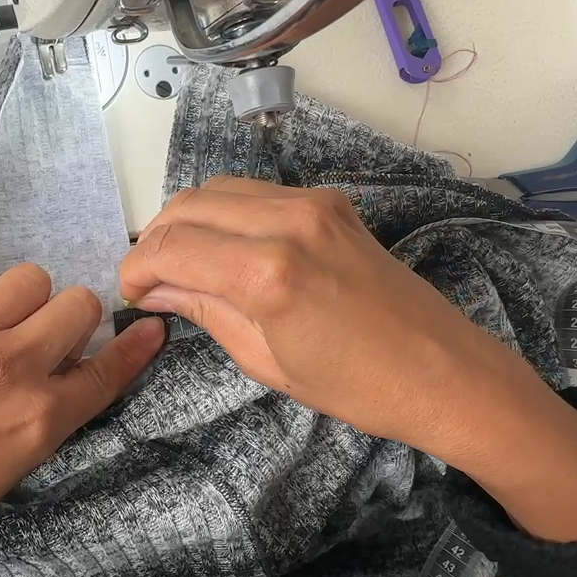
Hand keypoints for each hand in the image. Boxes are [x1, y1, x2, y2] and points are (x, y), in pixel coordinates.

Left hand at [0, 263, 165, 576]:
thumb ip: (33, 427)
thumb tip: (53, 389)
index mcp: (35, 421)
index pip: (107, 371)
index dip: (135, 348)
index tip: (148, 329)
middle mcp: (10, 367)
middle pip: (78, 306)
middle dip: (73, 322)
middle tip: (45, 341)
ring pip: (30, 278)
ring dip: (26, 299)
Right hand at [120, 177, 576, 541]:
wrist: (445, 371)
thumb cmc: (354, 386)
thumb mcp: (264, 359)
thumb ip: (204, 309)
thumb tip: (156, 288)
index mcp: (266, 272)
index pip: (170, 246)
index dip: (137, 268)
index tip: (131, 291)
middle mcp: (286, 221)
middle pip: (186, 205)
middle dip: (155, 240)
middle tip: (150, 280)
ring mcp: (312, 202)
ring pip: (216, 189)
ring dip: (187, 221)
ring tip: (182, 264)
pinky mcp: (329, 201)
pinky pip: (254, 193)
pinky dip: (223, 214)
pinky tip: (224, 249)